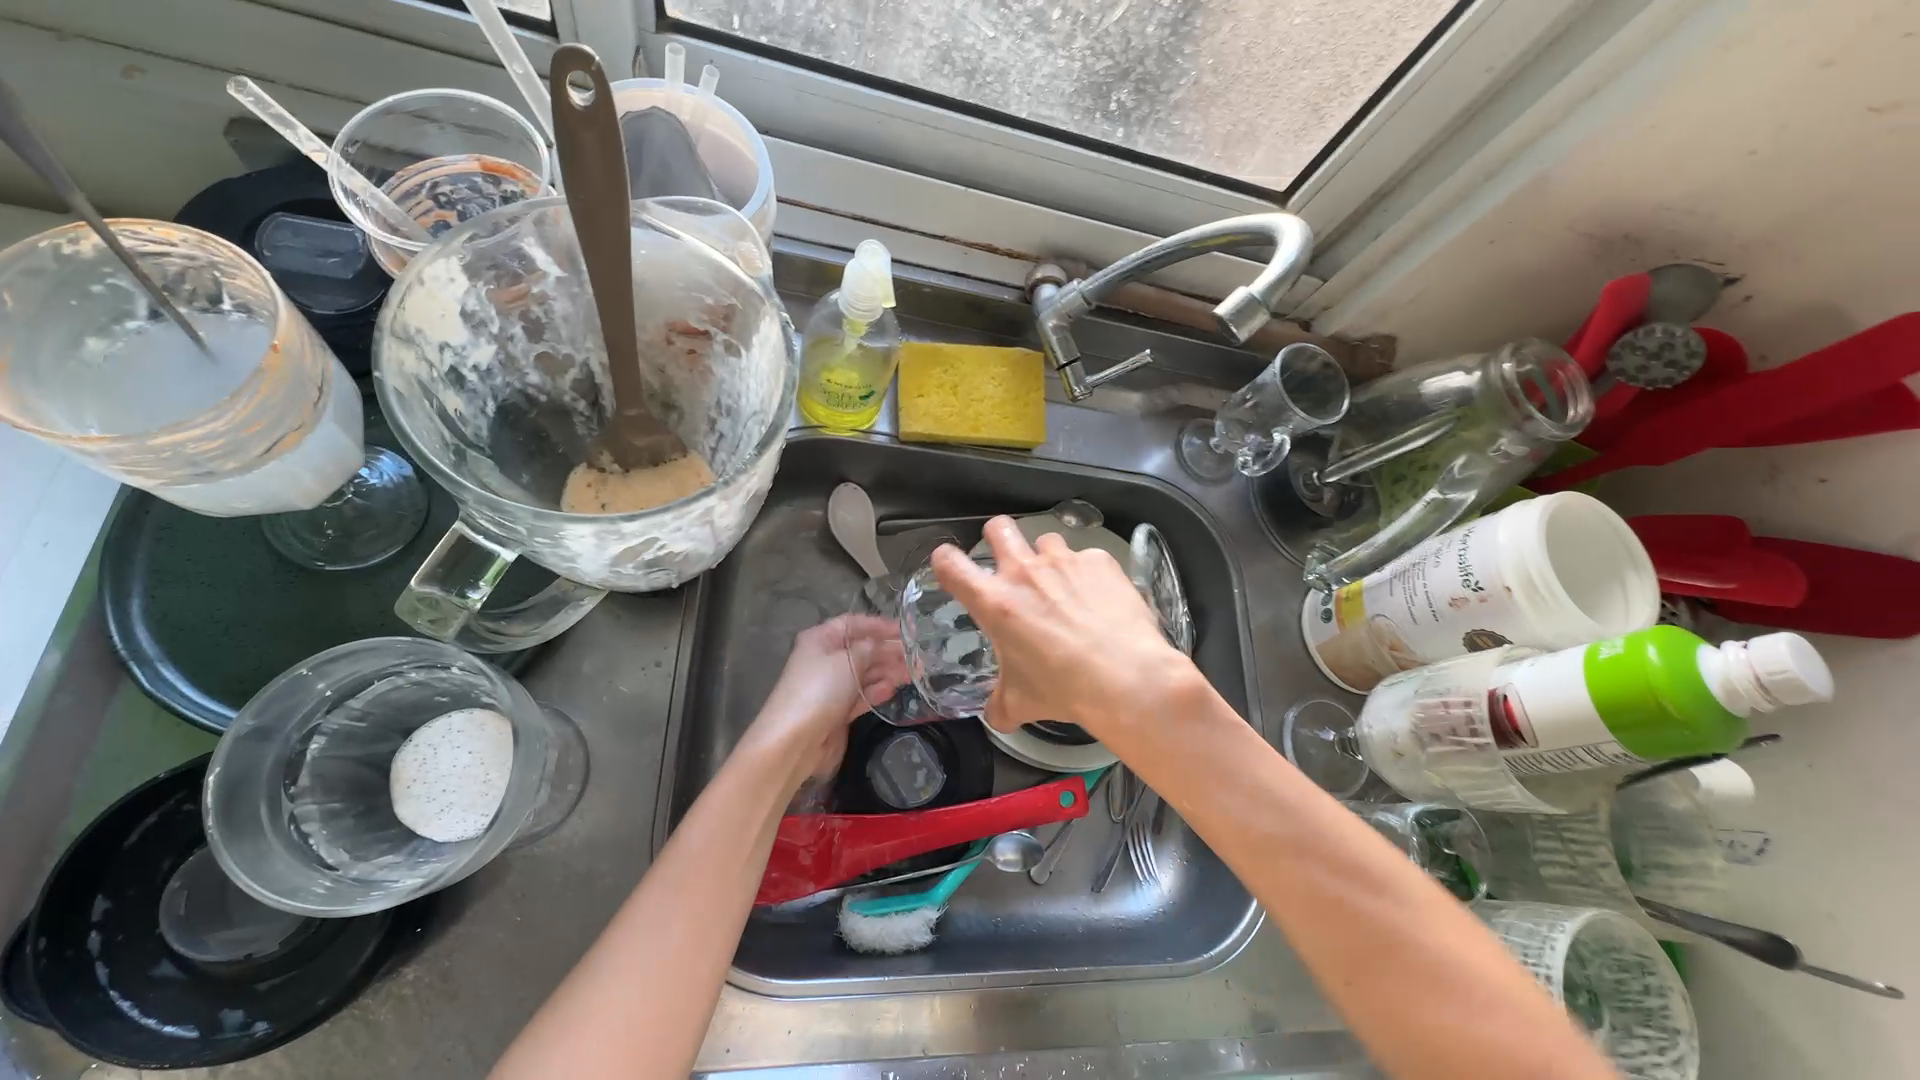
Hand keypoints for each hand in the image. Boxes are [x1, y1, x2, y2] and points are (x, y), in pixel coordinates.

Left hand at [739, 614, 905, 787]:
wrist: (796, 740)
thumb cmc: (820, 690)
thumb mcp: (848, 661)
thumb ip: (870, 648)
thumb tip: (884, 645)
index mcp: (821, 639)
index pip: (854, 624)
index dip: (880, 625)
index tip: (908, 630)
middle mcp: (826, 659)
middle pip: (862, 649)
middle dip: (889, 651)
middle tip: (918, 656)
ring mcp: (832, 686)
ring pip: (865, 673)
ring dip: (888, 671)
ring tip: (914, 672)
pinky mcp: (838, 710)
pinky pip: (862, 695)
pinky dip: (877, 691)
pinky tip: (894, 688)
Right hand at [932, 516, 1200, 740]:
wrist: (1127, 678)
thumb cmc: (1064, 689)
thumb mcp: (1020, 703)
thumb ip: (1000, 705)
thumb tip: (997, 716)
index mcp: (994, 602)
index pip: (950, 564)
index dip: (945, 560)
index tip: (951, 566)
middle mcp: (1025, 572)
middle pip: (998, 528)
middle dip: (998, 537)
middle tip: (1009, 561)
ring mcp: (1065, 561)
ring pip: (1046, 540)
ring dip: (1048, 558)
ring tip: (1063, 587)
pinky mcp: (1100, 562)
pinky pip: (1087, 559)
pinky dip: (1089, 574)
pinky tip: (1100, 600)